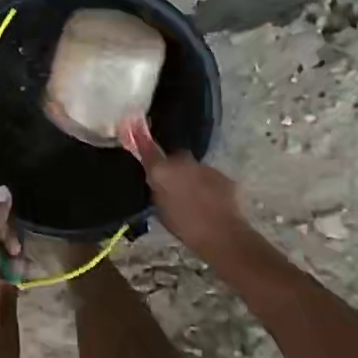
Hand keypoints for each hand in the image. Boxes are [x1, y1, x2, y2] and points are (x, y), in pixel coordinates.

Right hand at [119, 116, 254, 259]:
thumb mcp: (160, 209)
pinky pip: (211, 178)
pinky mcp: (224, 176)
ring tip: (194, 199)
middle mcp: (183, 162)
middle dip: (173, 167)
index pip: (148, 148)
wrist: (222, 235)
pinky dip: (209, 186)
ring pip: (194, 168)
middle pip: (175, 158)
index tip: (133, 122)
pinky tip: (211, 202)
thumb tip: (155, 178)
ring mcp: (206, 167)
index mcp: (162, 171)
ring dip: (192, 178)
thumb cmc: (184, 226)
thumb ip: (156, 188)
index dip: (141, 138)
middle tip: (173, 185)